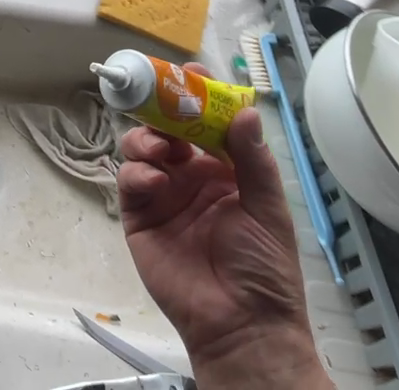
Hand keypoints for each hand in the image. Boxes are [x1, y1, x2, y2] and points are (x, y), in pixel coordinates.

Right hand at [119, 65, 327, 387]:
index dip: (198, 98)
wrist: (240, 324)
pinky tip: (156, 180)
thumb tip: (245, 111)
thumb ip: (252, 160)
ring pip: (142, 148)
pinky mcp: (138, 214)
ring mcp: (162, 193)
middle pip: (167, 129)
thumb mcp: (268, 210)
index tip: (192, 74)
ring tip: (160, 148)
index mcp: (224, 171)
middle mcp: (190, 176)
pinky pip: (130, 180)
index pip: (207, 124)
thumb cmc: (264, 268)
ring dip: (146, 137)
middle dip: (162, 110)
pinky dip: (138, 172)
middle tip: (162, 98)